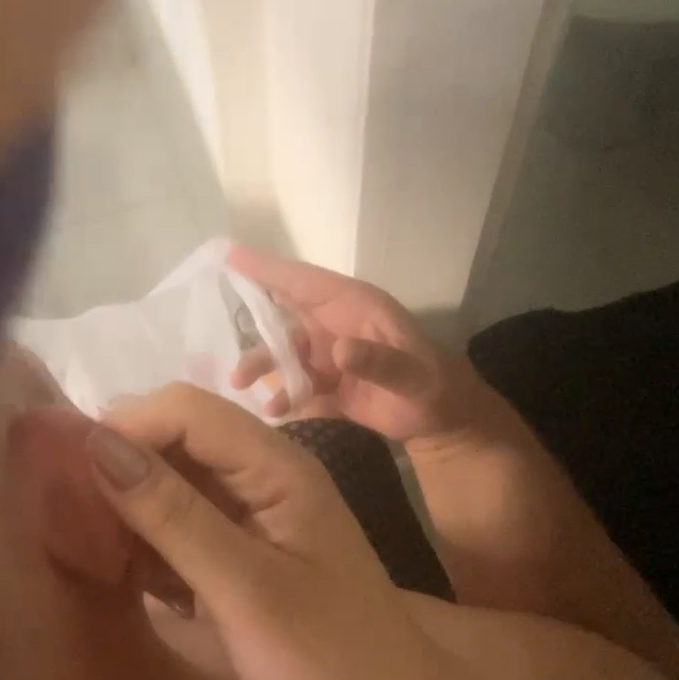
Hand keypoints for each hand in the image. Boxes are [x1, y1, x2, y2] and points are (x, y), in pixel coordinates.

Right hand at [87, 383, 472, 679]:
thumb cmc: (330, 661)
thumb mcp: (244, 590)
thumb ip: (171, 514)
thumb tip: (97, 444)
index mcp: (276, 465)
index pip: (185, 409)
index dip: (126, 428)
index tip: (74, 476)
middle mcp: (262, 466)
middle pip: (173, 430)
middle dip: (122, 462)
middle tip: (82, 515)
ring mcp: (252, 499)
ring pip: (169, 467)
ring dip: (131, 500)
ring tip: (109, 548)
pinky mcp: (241, 531)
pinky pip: (178, 506)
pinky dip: (149, 530)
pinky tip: (141, 570)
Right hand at [226, 244, 493, 442]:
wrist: (449, 424)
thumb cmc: (437, 388)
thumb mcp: (414, 375)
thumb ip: (379, 362)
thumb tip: (338, 350)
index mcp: (353, 308)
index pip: (303, 282)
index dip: (266, 269)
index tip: (229, 255)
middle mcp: (334, 326)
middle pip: (284, 322)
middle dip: (256, 336)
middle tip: (231, 357)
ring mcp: (328, 356)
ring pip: (284, 355)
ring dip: (263, 368)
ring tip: (241, 384)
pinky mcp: (326, 384)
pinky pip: (295, 386)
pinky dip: (282, 396)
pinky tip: (273, 409)